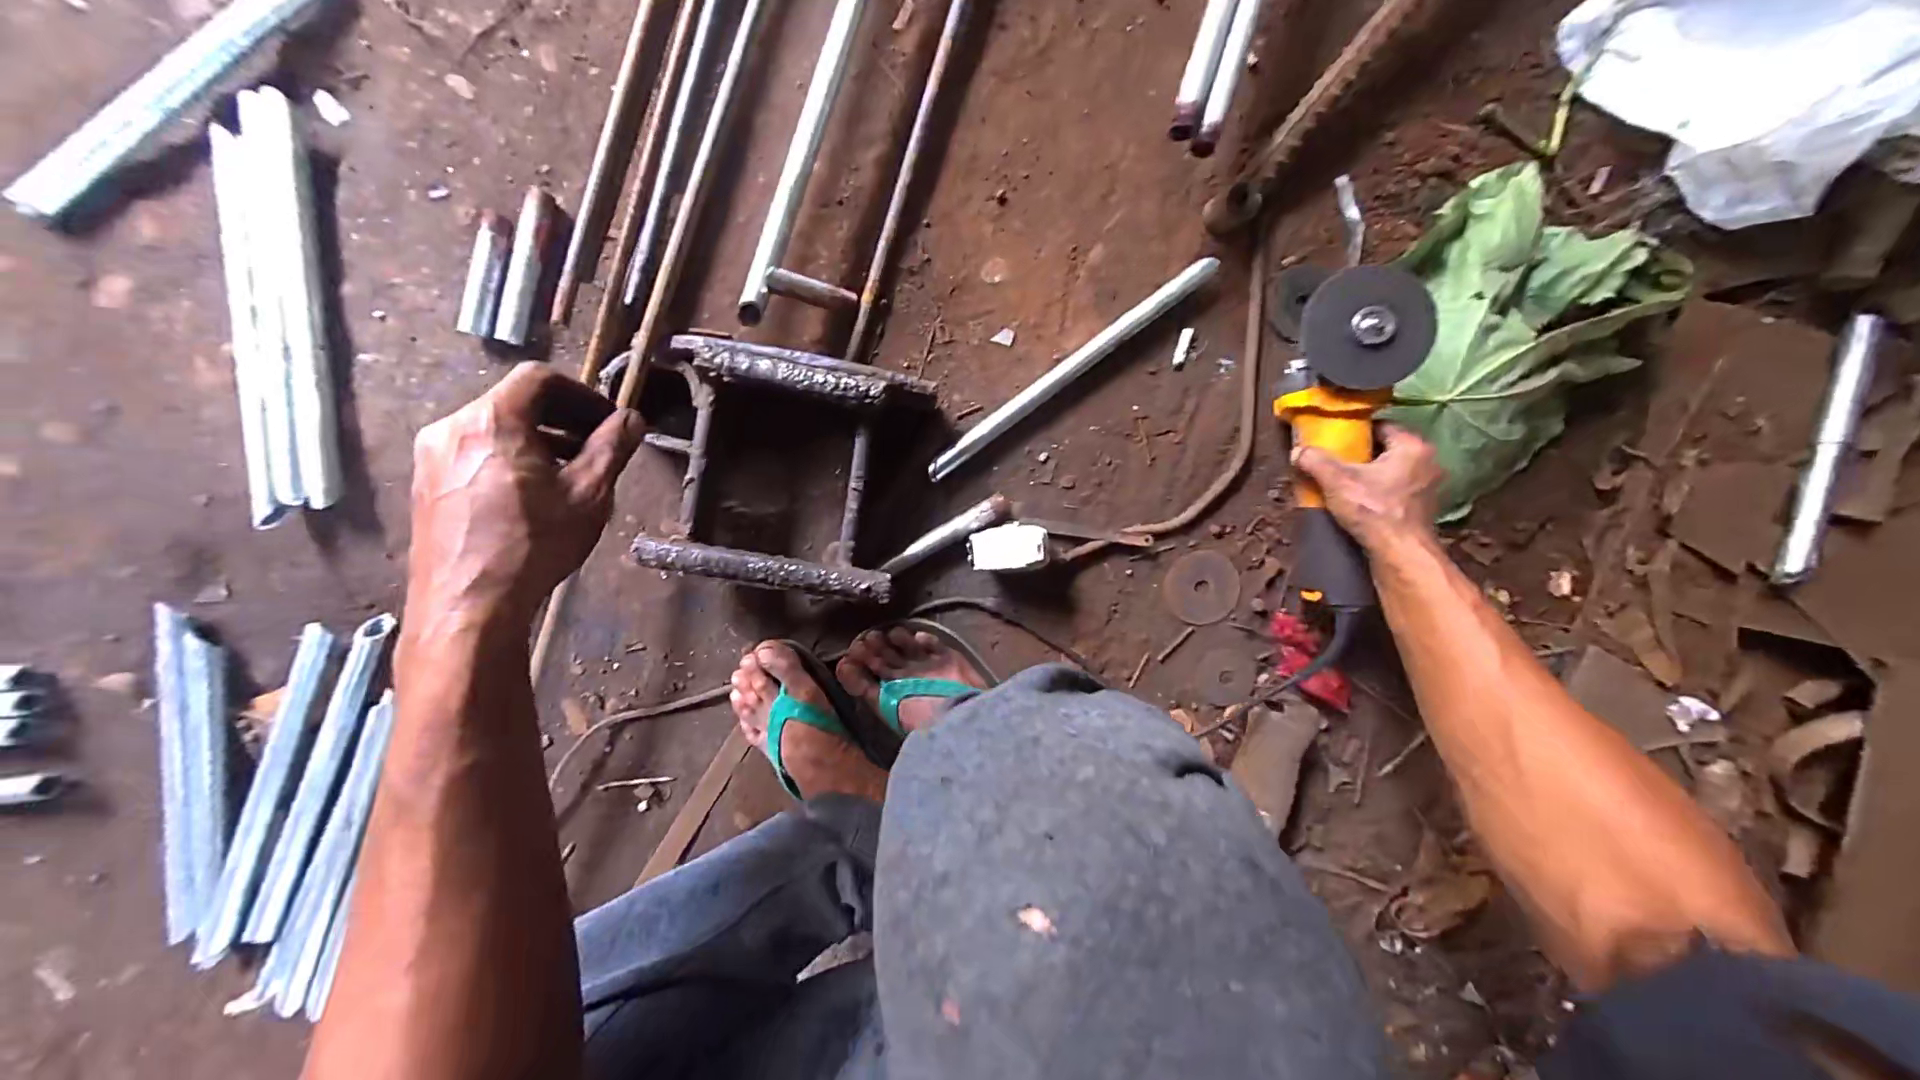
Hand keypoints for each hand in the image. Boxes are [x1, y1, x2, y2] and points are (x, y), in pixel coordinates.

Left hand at [406, 363, 644, 630]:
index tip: (607, 422)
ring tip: (570, 474)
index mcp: (492, 420)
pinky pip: (476, 453)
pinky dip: (511, 458)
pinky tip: (534, 494)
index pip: (539, 378)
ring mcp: (432, 456)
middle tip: (596, 448)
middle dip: (563, 419)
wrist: (468, 605)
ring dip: (539, 439)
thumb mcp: (589, 494)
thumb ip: (612, 448)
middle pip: (515, 402)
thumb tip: (631, 419)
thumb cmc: (534, 545)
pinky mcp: (427, 484)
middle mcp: (452, 427)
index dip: (581, 394)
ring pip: (495, 428)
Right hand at [1292, 426, 1442, 553]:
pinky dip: (1380, 492)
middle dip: (1362, 455)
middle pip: (1387, 449)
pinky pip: (1398, 490)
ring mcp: (1430, 486)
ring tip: (1345, 484)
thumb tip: (1297, 451)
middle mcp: (1428, 461)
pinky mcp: (1424, 507)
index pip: (1381, 426)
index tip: (1336, 442)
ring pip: (1393, 471)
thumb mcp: (1336, 481)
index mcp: (1412, 446)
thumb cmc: (1373, 510)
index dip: (1356, 432)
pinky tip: (1362, 502)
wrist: (1400, 553)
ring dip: (1371, 475)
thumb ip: (1315, 461)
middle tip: (1336, 463)